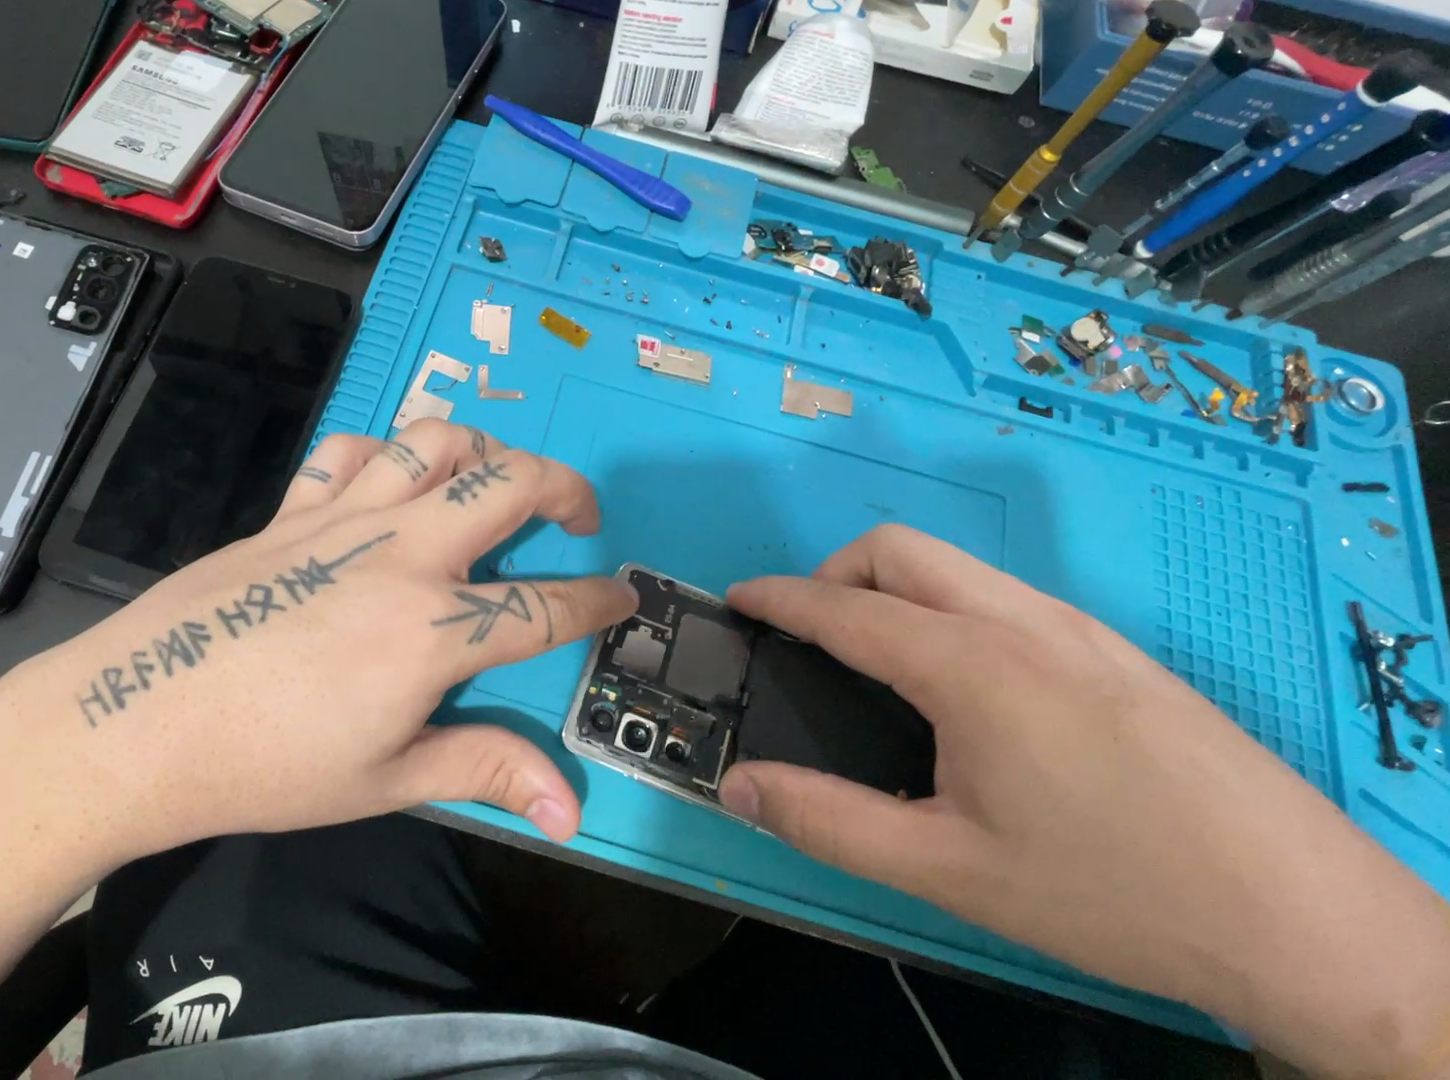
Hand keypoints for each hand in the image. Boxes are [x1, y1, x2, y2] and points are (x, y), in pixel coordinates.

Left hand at [0, 419, 635, 860]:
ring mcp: (343, 521)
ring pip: (435, 441)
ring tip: (495, 482)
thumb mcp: (387, 781)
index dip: (597, 600)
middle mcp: (401, 556)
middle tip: (580, 517)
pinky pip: (351, 451)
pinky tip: (392, 483)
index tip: (621, 596)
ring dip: (484, 450)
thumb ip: (485, 771)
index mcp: (433, 632)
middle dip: (566, 489)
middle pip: (510, 483)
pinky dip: (386, 454)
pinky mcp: (291, 511)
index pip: (546, 606)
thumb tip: (568, 810)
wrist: (135, 726)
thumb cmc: (267, 767)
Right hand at [717, 525, 1449, 1078]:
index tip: (737, 599)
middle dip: (832, 574)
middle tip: (807, 636)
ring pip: (955, 566)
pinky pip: (1002, 594)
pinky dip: (945, 606)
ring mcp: (1080, 629)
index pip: (845, 608)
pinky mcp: (1118, 650)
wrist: (1312, 922)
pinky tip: (960, 684)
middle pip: (898, 550)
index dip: (779, 599)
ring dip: (890, 587)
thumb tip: (736, 786)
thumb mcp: (945, 869)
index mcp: (972, 666)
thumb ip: (825, 821)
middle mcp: (1023, 622)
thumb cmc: (1111, 893)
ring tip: (873, 658)